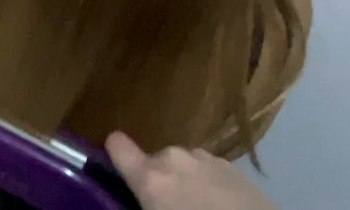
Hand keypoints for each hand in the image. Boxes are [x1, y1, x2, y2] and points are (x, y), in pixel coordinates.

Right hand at [104, 133, 277, 209]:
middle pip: (154, 163)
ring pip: (183, 168)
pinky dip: (209, 188)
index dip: (115, 157)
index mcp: (151, 177)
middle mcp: (174, 157)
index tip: (119, 176)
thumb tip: (142, 201)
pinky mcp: (234, 167)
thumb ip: (143, 206)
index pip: (116, 145)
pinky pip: (208, 173)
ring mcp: (206, 158)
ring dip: (185, 186)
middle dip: (159, 185)